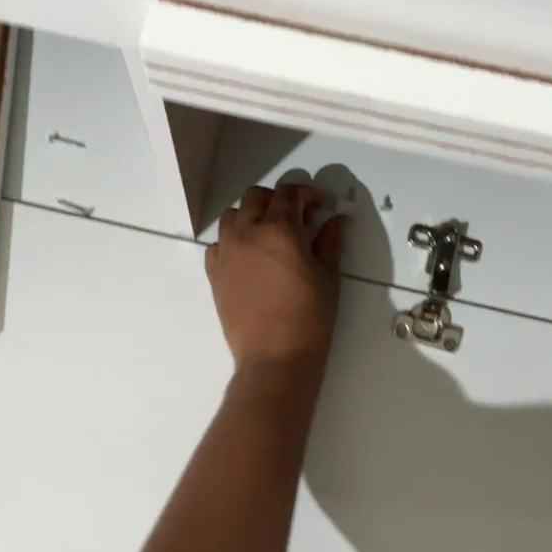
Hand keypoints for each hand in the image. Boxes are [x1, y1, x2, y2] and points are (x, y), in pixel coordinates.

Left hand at [204, 184, 347, 372]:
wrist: (274, 358)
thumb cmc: (309, 318)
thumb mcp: (328, 277)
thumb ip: (330, 242)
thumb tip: (337, 220)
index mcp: (278, 229)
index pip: (288, 193)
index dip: (305, 193)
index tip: (318, 206)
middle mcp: (246, 233)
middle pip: (255, 196)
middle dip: (277, 200)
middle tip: (297, 219)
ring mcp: (226, 253)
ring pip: (232, 216)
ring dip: (251, 216)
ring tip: (269, 236)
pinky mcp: (214, 274)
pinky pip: (218, 244)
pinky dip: (232, 241)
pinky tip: (248, 257)